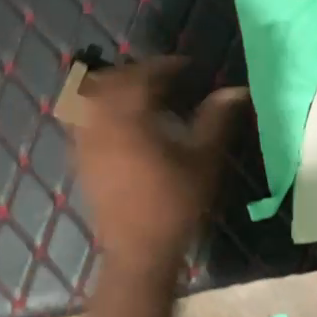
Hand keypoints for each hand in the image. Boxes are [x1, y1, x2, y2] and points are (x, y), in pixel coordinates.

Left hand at [71, 58, 248, 272]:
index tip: (187, 67)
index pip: (142, 76)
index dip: (165, 65)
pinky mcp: (80, 160)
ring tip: (140, 95)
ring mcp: (85, 143)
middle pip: (110, 80)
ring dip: (113, 87)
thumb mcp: (204, 160)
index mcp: (131, 119)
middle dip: (136, 72)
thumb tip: (235, 90)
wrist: (139, 251)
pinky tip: (121, 121)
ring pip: (89, 97)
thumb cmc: (175, 204)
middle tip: (164, 78)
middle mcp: (101, 125)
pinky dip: (99, 108)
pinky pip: (81, 119)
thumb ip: (217, 120)